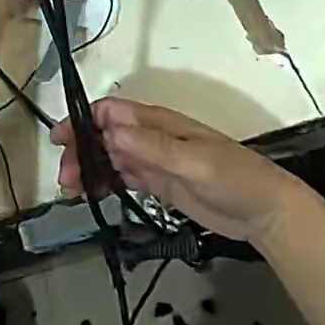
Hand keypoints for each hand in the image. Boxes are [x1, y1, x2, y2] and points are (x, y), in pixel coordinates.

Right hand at [52, 98, 311, 244]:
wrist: (263, 212)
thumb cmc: (233, 178)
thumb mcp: (194, 161)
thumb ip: (154, 148)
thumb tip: (112, 131)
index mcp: (161, 123)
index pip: (114, 112)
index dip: (84, 120)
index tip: (61, 139)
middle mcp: (154, 138)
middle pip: (106, 135)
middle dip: (82, 150)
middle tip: (66, 179)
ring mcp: (156, 162)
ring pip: (111, 157)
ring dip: (89, 168)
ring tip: (71, 191)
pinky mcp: (160, 185)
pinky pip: (124, 178)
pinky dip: (105, 183)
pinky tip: (91, 195)